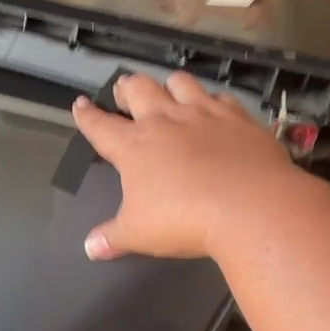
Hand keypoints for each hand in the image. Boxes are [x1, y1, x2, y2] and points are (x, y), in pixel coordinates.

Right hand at [71, 71, 299, 260]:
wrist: (250, 205)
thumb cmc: (184, 220)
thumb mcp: (139, 234)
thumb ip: (112, 237)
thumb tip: (90, 247)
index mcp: (134, 146)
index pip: (101, 126)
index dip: (87, 116)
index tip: (79, 105)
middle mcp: (166, 121)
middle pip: (140, 90)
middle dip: (128, 88)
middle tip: (124, 89)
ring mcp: (204, 114)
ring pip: (180, 83)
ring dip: (169, 84)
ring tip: (167, 89)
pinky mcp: (238, 118)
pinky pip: (220, 97)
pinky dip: (211, 99)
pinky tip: (213, 107)